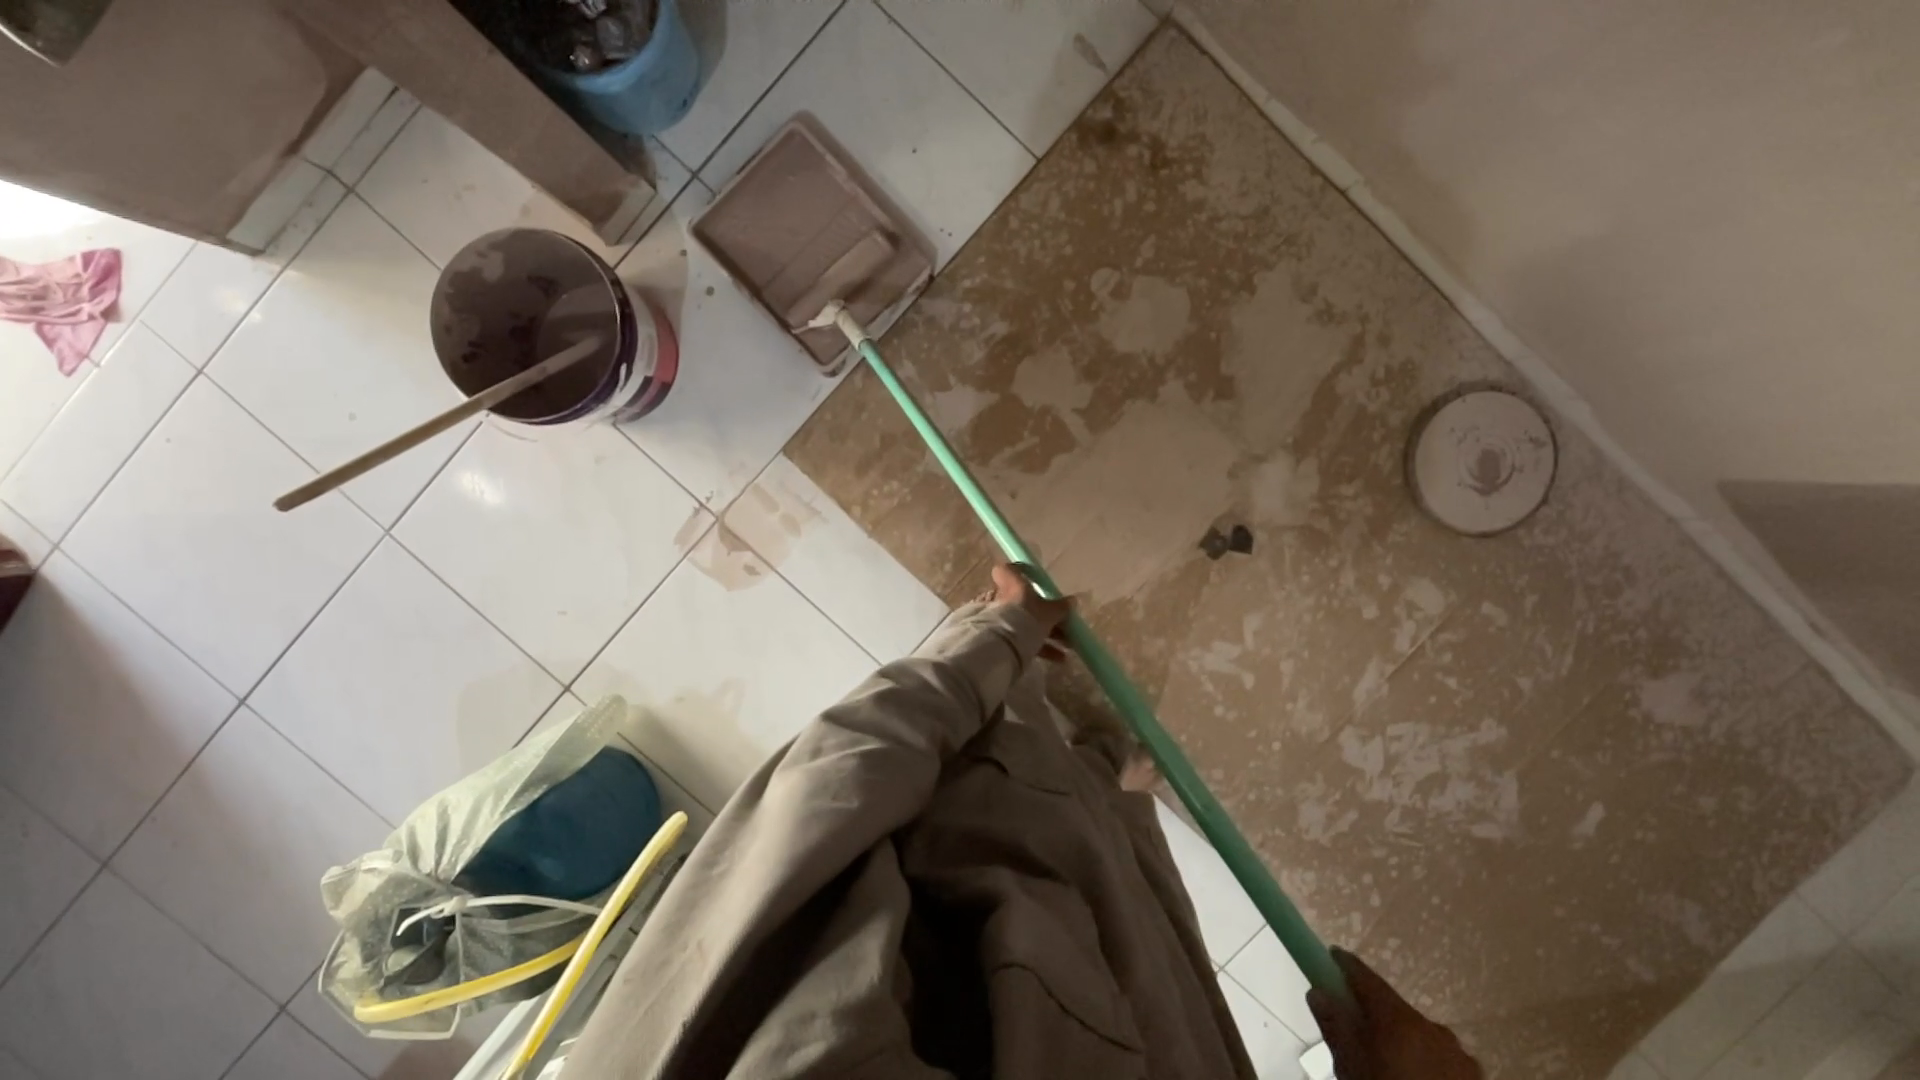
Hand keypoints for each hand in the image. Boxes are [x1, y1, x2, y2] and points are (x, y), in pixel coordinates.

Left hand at [987, 563, 1072, 660]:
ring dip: (1049, 634)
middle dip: (1048, 616)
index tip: (1036, 579)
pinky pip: (1023, 639)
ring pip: (1027, 623)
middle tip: (1066, 626)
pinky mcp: (1001, 639)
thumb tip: (1073, 601)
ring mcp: (1001, 620)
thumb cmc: (1027, 619)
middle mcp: (1004, 600)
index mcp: (1013, 585)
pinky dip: (1040, 647)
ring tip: (1068, 647)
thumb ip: (1061, 607)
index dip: (1020, 572)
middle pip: (1026, 602)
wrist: (1002, 647)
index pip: (1008, 570)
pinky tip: (1059, 659)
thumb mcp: (1049, 613)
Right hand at [1306, 949, 1481, 1079]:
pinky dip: (1424, 1062)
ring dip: (1400, 1041)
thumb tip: (1319, 991)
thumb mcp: (1352, 1072)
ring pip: (1420, 1036)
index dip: (1346, 965)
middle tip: (1352, 1031)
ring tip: (1386, 1069)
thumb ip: (1336, 1029)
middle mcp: (1431, 1028)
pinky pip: (1441, 1059)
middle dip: (1372, 1013)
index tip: (1332, 957)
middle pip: (1394, 1009)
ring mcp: (1459, 1056)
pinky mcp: (1475, 1079)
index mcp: (1398, 1021)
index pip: (1367, 978)